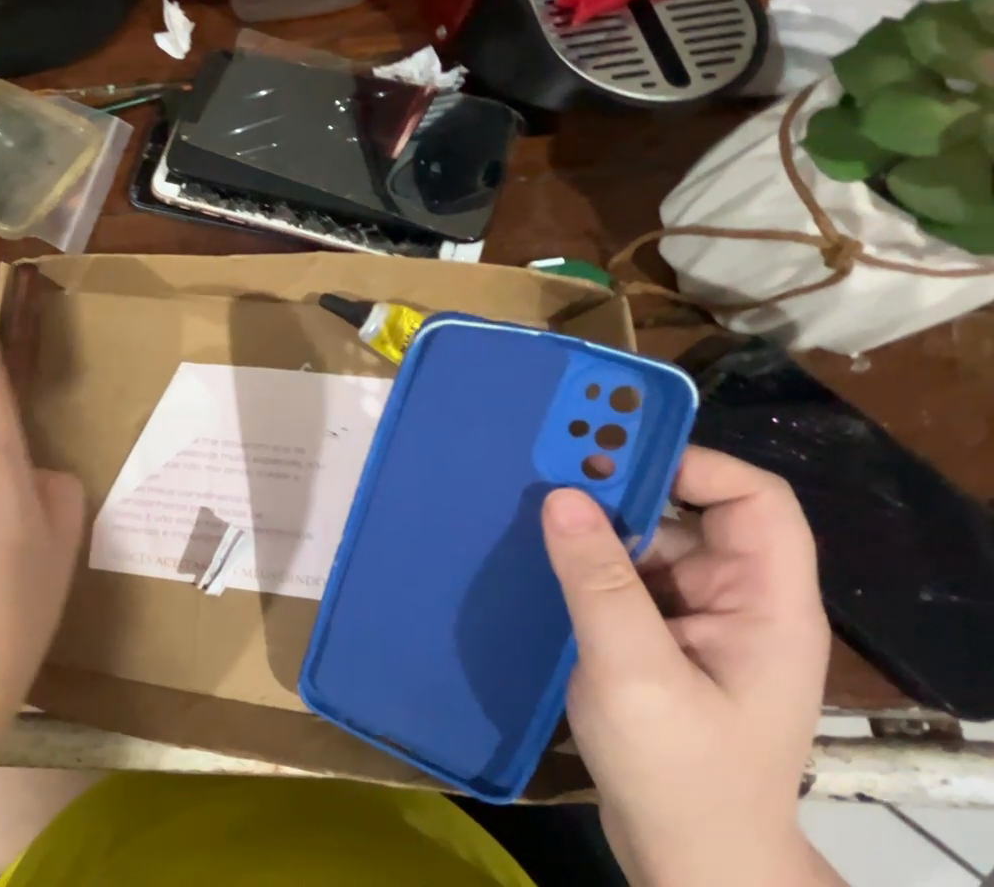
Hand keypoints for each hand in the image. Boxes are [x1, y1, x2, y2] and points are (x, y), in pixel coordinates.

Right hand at [542, 448, 841, 886]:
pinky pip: (624, 579)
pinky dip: (584, 559)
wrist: (687, 855)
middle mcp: (737, 601)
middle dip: (625, 486)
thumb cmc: (679, 770)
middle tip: (551, 462)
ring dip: (595, 523)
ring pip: (650, 545)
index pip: (753, 501)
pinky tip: (539, 555)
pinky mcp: (658, 641)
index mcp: (765, 605)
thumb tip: (562, 497)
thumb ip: (599, 583)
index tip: (608, 449)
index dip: (689, 462)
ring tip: (530, 503)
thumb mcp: (633, 673)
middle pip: (693, 515)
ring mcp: (696, 623)